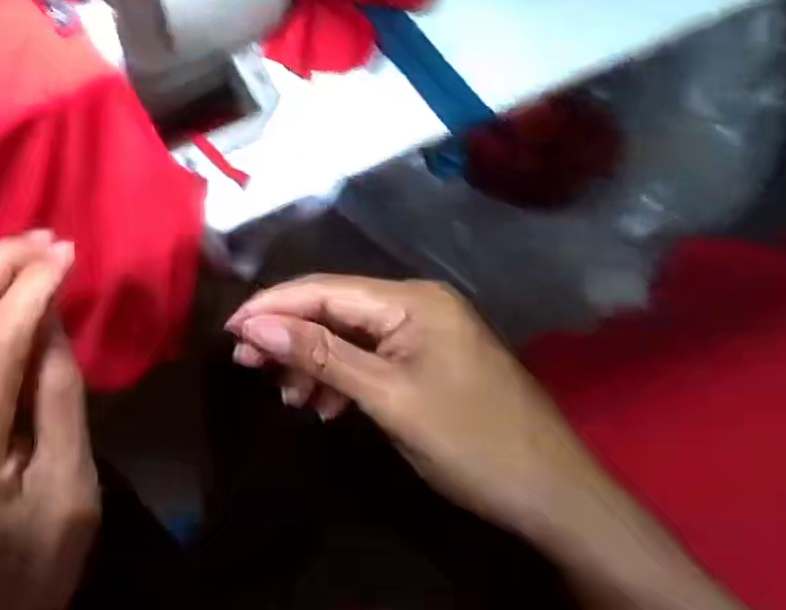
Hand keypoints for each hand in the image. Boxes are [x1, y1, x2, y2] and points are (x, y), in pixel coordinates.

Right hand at [226, 275, 742, 609]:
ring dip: (315, 361)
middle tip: (247, 366)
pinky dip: (344, 376)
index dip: (274, 306)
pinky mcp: (429, 357)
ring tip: (286, 397)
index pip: (325, 289)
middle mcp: (416, 301)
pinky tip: (324, 404)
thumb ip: (321, 357)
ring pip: (350, 334)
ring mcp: (425, 329)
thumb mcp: (389, 399)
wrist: (556, 495)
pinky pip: (372, 355)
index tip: (229, 328)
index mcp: (411, 299)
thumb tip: (255, 327)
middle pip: (336, 308)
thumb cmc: (471, 440)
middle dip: (290, 335)